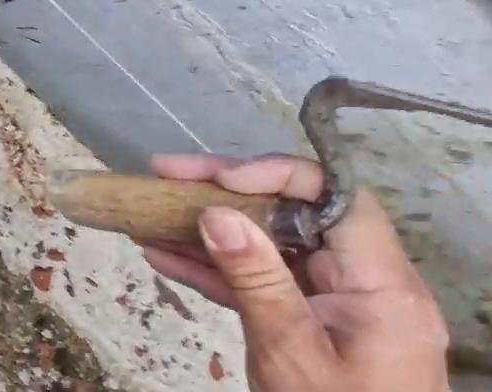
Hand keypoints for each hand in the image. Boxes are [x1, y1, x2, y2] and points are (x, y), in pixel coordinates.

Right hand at [140, 154, 449, 391]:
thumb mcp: (291, 350)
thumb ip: (257, 280)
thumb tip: (215, 213)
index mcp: (380, 285)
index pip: (337, 199)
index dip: (277, 173)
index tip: (216, 179)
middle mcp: (362, 283)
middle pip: (291, 211)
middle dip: (220, 191)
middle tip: (160, 175)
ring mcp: (333, 301)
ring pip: (264, 241)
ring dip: (202, 226)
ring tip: (144, 213)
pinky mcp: (307, 318)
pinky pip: (256, 277)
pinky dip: (208, 264)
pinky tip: (159, 256)